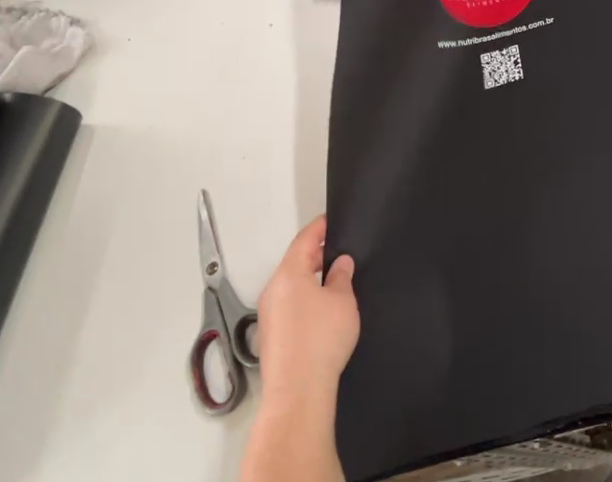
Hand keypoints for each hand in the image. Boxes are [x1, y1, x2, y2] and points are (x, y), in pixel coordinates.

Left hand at [257, 216, 358, 402]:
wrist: (298, 391)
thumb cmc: (321, 338)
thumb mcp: (342, 300)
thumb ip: (341, 276)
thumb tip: (340, 263)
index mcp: (288, 275)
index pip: (304, 240)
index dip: (319, 228)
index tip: (331, 220)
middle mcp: (272, 291)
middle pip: (294, 263)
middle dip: (315, 255)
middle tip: (338, 250)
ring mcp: (269, 316)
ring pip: (291, 286)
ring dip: (310, 279)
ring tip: (335, 279)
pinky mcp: (271, 337)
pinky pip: (289, 306)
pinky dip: (305, 299)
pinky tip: (323, 309)